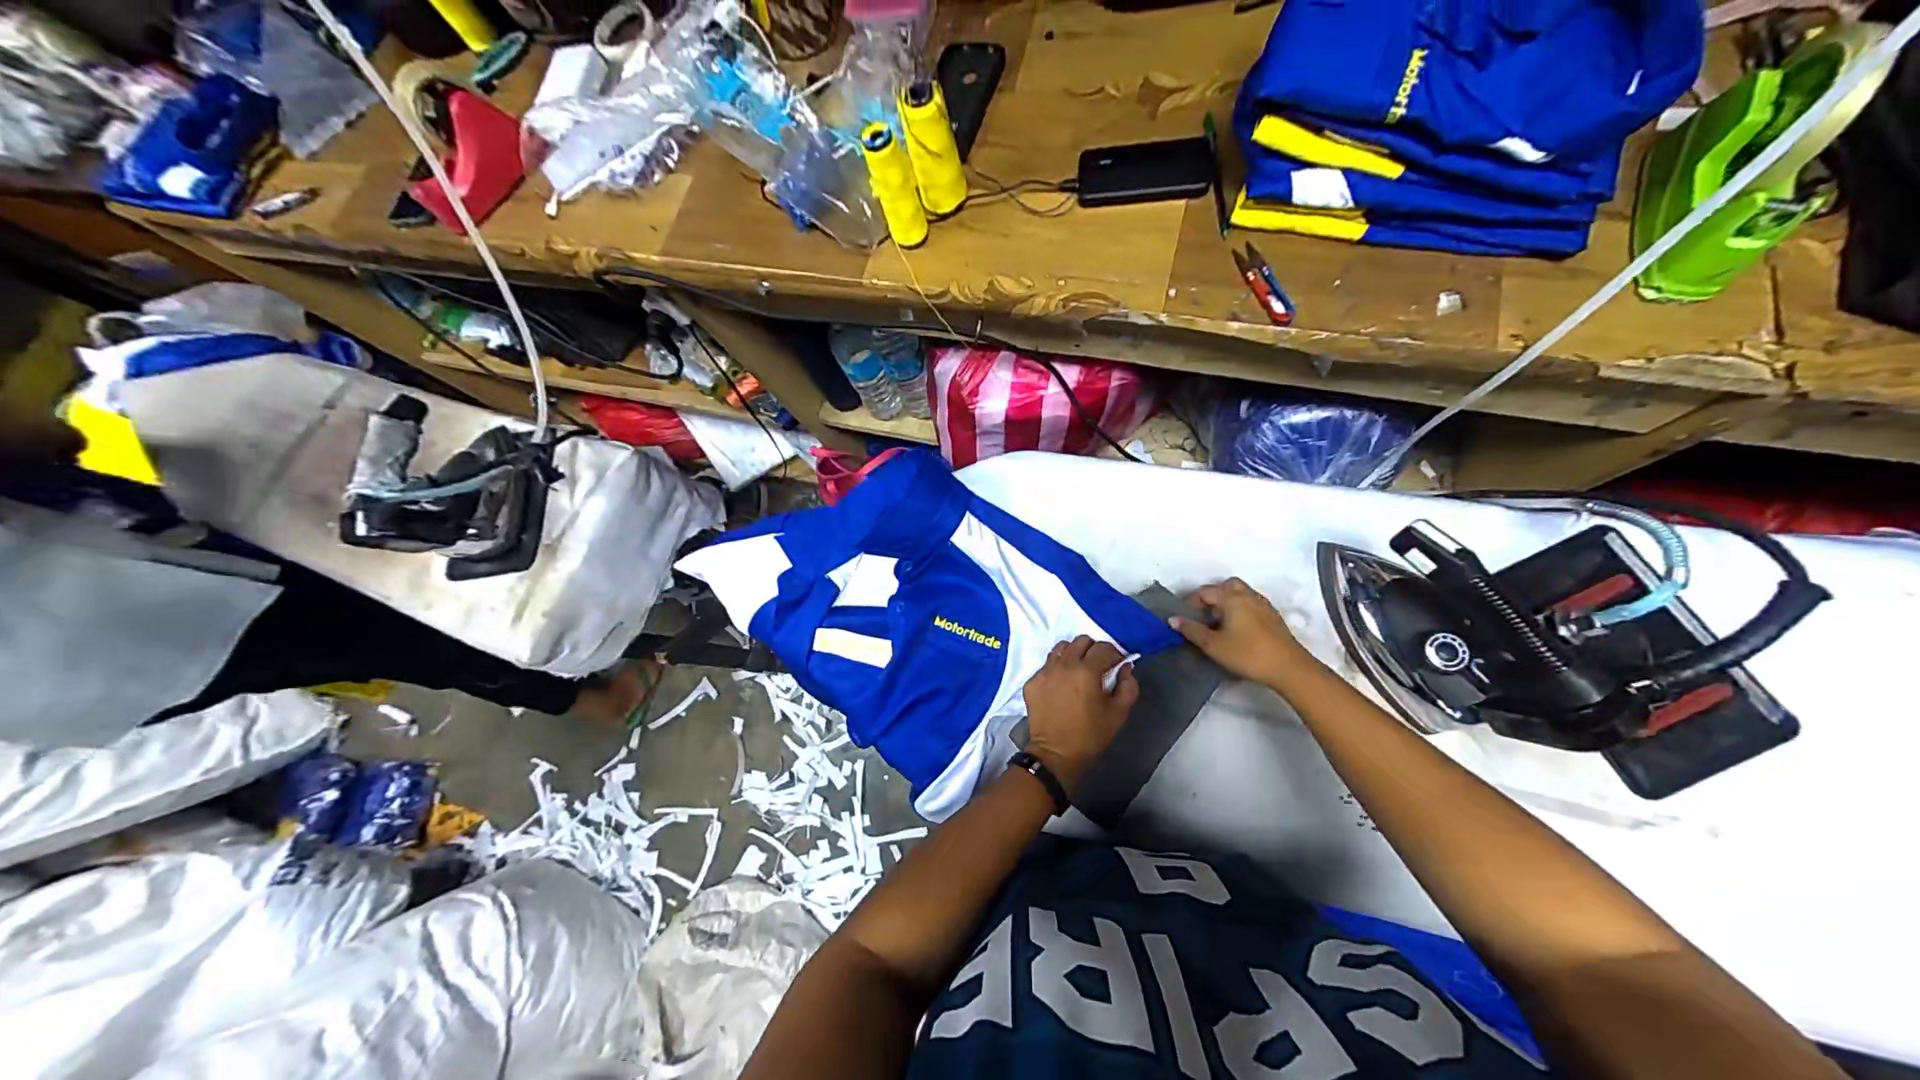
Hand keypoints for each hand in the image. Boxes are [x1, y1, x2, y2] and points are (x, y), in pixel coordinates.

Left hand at [1021, 636, 1138, 792]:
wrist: (1055, 754)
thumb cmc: (1090, 735)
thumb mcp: (1119, 713)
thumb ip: (1128, 686)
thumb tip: (1126, 667)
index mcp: (1086, 671)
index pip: (1104, 648)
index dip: (1114, 654)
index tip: (1117, 664)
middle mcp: (1063, 665)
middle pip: (1081, 641)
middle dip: (1093, 650)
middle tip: (1098, 666)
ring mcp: (1044, 672)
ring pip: (1061, 648)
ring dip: (1073, 654)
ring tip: (1078, 671)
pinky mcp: (1032, 682)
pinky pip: (1046, 665)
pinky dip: (1056, 668)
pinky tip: (1061, 684)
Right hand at [1170, 578, 1319, 689]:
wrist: (1288, 668)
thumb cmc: (1247, 654)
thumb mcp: (1213, 645)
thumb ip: (1192, 630)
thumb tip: (1173, 619)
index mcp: (1232, 598)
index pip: (1205, 592)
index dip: (1190, 602)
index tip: (1183, 618)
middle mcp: (1248, 596)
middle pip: (1226, 586)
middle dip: (1212, 596)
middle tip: (1202, 614)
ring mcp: (1264, 605)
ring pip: (1241, 593)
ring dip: (1227, 601)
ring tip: (1218, 621)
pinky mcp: (1273, 617)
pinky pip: (1252, 604)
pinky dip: (1240, 609)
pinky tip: (1237, 628)